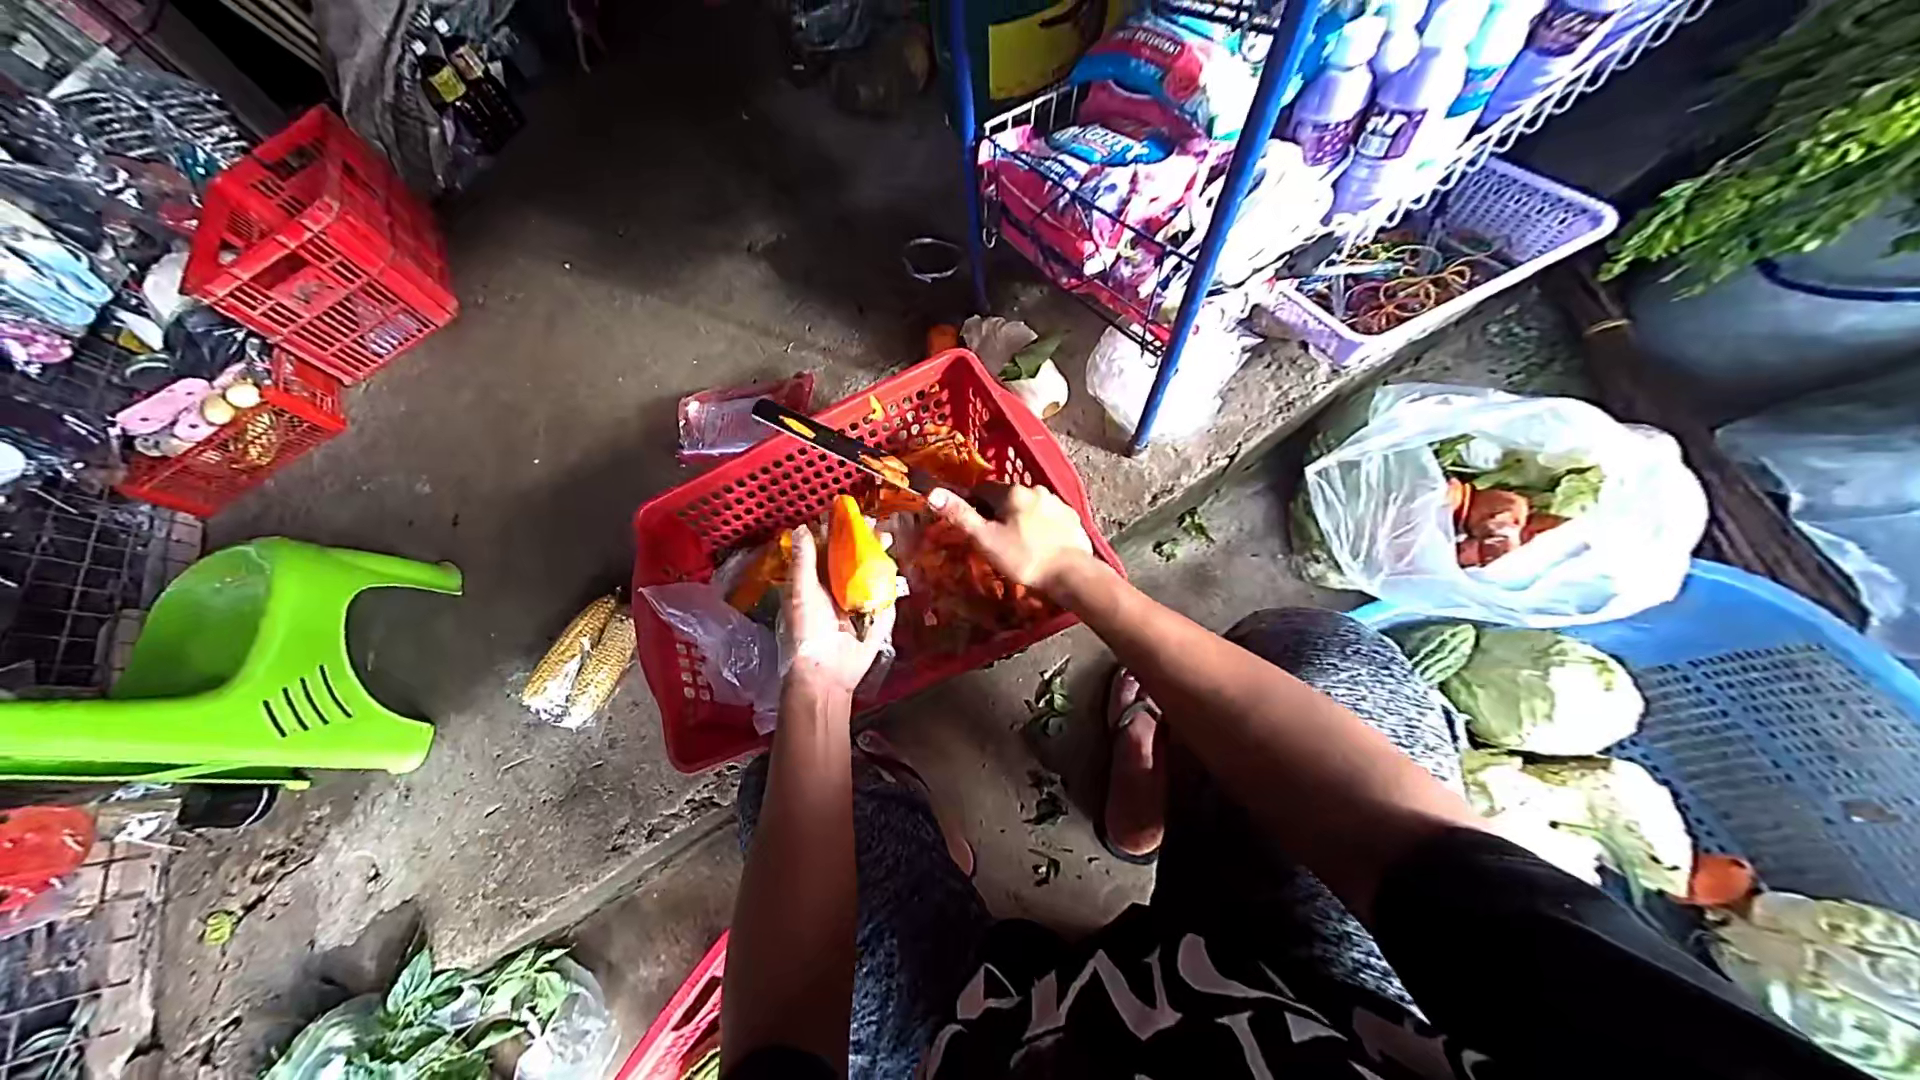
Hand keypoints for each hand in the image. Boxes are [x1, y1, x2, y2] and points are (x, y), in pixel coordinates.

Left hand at [783, 526, 894, 696]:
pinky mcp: (875, 619)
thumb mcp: (801, 592)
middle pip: (854, 560)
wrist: (827, 671)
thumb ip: (805, 561)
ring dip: (880, 557)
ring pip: (871, 575)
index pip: (829, 552)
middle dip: (865, 542)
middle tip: (875, 526)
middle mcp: (837, 591)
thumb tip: (803, 528)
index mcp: (816, 583)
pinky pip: (885, 599)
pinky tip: (895, 568)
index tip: (849, 515)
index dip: (839, 533)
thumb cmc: (808, 632)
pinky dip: (891, 585)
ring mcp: (859, 604)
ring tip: (887, 540)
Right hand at [928, 485, 1094, 593]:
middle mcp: (1035, 489)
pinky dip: (1041, 526)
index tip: (974, 523)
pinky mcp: (1072, 517)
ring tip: (1019, 545)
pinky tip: (1041, 545)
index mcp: (1011, 492)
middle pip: (1007, 496)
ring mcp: (1057, 502)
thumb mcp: (985, 539)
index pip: (983, 488)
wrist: (1070, 574)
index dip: (974, 503)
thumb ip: (960, 515)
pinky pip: (1049, 516)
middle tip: (995, 539)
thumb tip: (933, 493)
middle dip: (999, 512)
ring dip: (1021, 518)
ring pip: (1029, 505)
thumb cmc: (1023, 558)